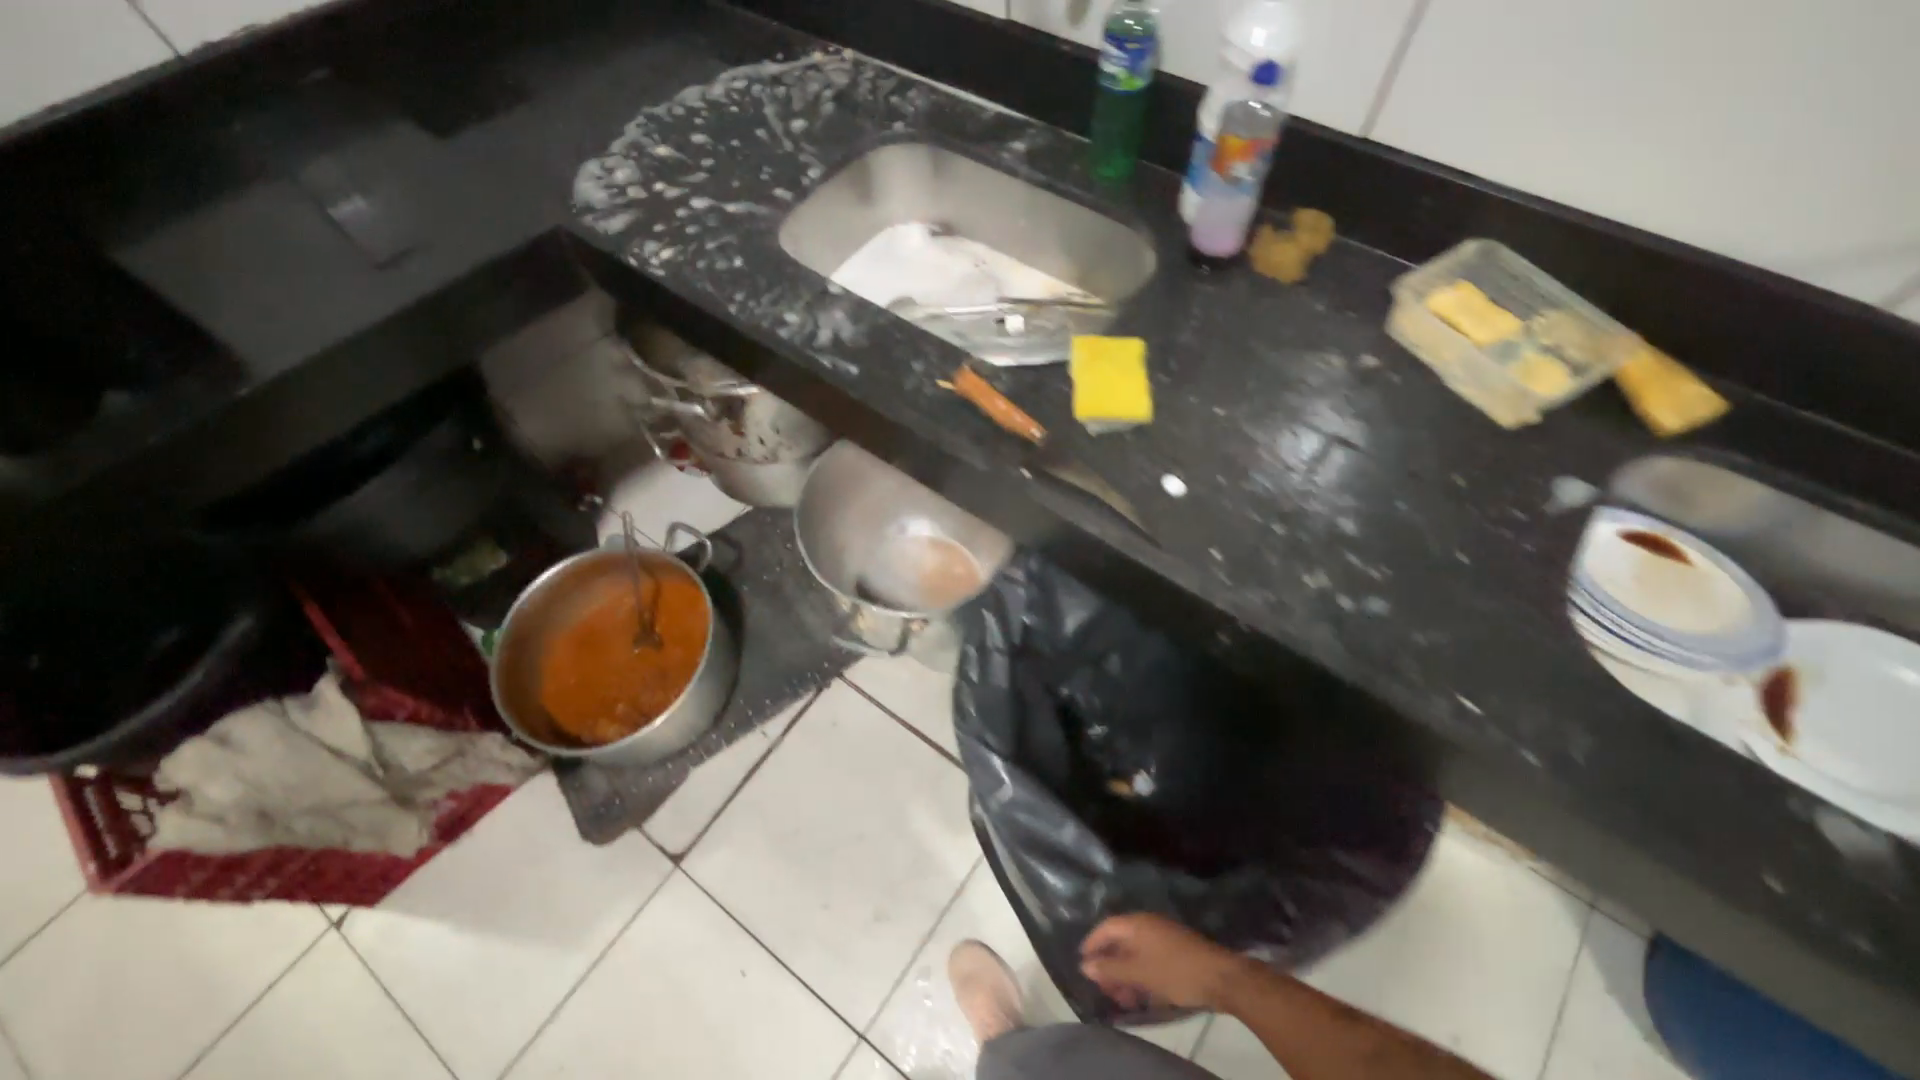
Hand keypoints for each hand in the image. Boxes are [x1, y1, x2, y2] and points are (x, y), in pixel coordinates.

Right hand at [1079, 913, 1249, 1011]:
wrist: (1221, 978)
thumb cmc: (1174, 972)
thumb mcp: (1139, 973)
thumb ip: (1110, 968)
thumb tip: (1085, 965)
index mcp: (1137, 924)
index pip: (1106, 928)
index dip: (1092, 944)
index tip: (1082, 964)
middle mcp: (1148, 925)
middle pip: (1120, 942)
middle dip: (1110, 966)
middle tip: (1105, 990)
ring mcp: (1163, 938)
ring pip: (1135, 954)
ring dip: (1125, 975)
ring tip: (1123, 1000)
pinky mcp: (1175, 952)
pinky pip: (1149, 960)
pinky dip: (1140, 976)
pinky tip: (1141, 996)